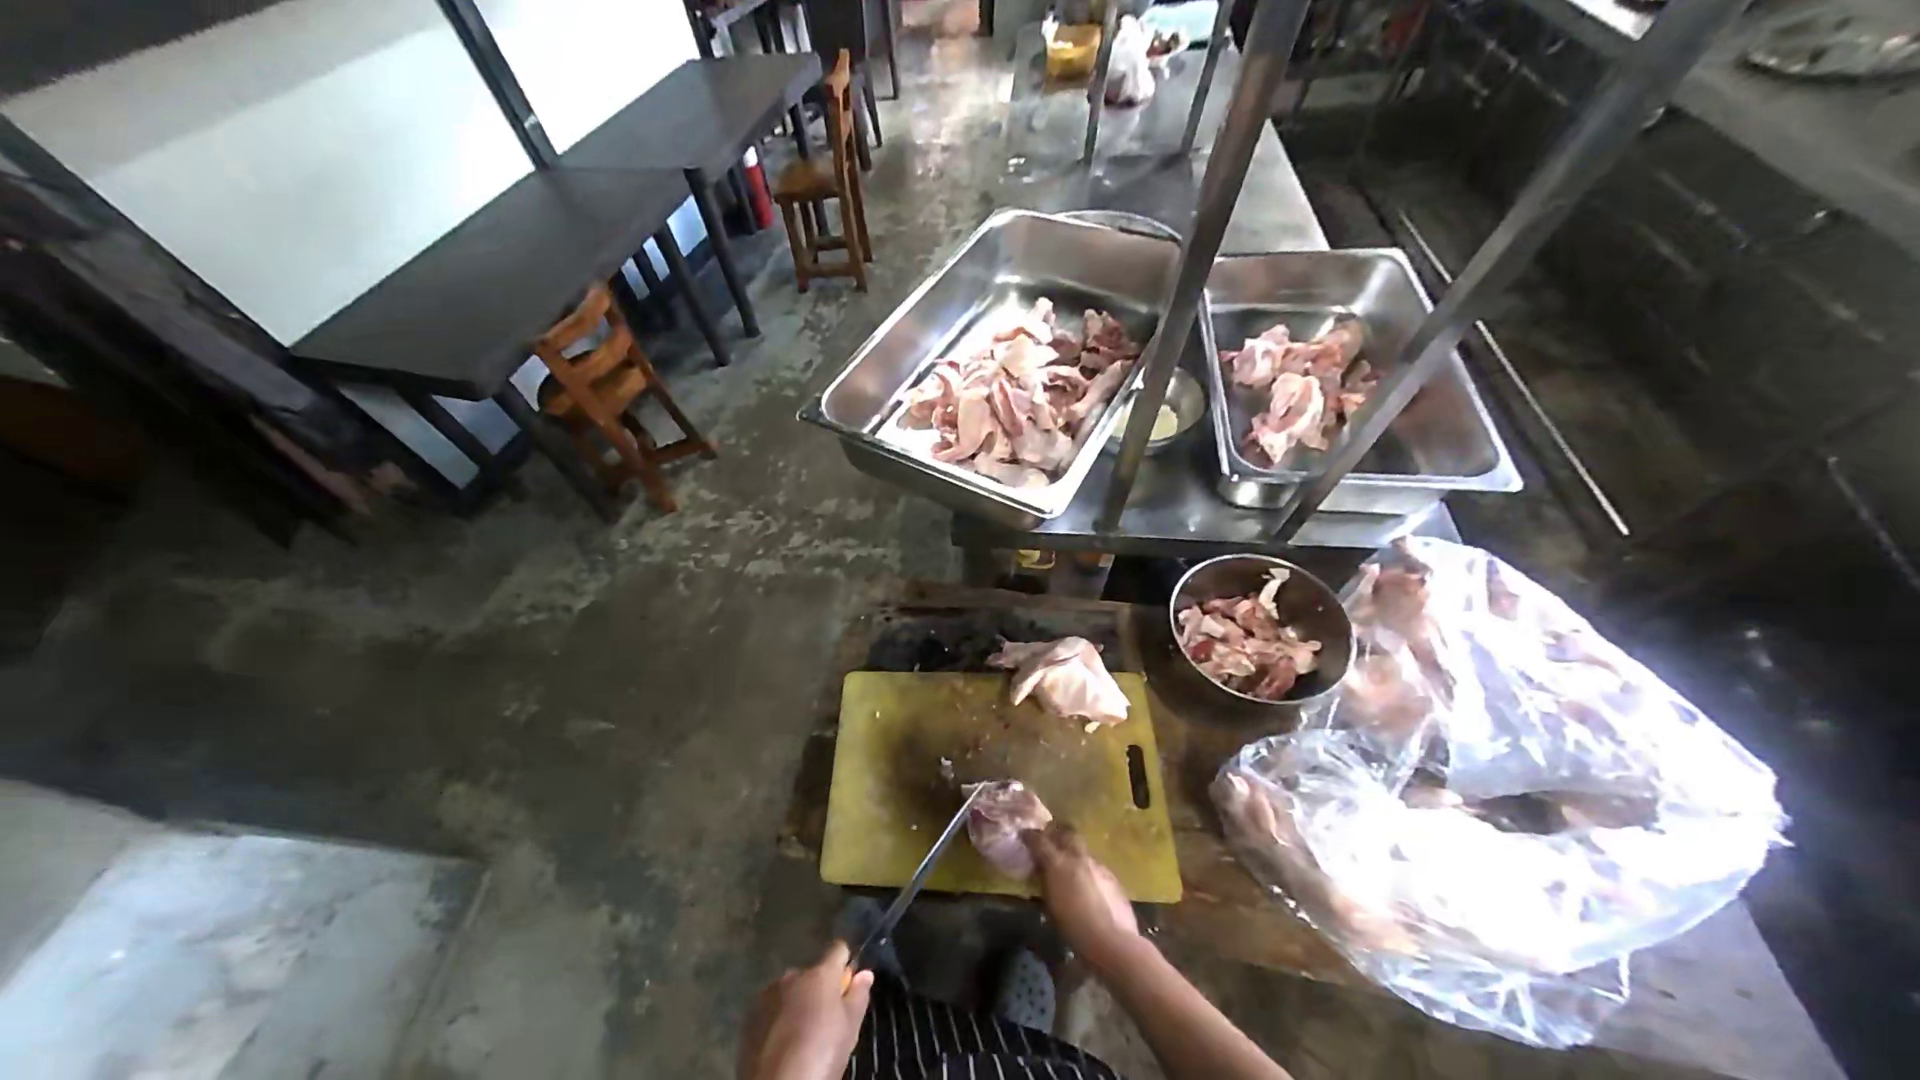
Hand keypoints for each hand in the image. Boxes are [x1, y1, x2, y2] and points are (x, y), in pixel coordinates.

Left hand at [737, 940, 873, 1079]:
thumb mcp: (850, 1028)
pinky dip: (778, 1019)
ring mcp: (767, 995)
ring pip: (790, 991)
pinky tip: (783, 1044)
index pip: (838, 950)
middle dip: (819, 990)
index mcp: (820, 974)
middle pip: (812, 974)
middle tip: (826, 1020)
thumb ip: (858, 995)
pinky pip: (771, 1009)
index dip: (845, 963)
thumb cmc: (822, 1054)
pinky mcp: (750, 1018)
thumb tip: (864, 973)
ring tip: (802, 1035)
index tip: (848, 983)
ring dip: (797, 1003)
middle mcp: (792, 976)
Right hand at [1023, 821, 1141, 969]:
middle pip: (1068, 834)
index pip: (1040, 841)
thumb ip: (1046, 884)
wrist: (1113, 942)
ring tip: (1071, 871)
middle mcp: (1079, 858)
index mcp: (1058, 864)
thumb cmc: (1075, 929)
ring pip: (1084, 852)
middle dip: (1058, 835)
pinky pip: (1097, 868)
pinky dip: (1089, 873)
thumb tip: (1043, 874)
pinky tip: (1090, 890)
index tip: (1025, 835)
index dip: (1031, 836)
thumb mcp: (1051, 907)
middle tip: (1051, 842)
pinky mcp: (1113, 878)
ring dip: (1075, 857)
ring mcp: (1099, 866)